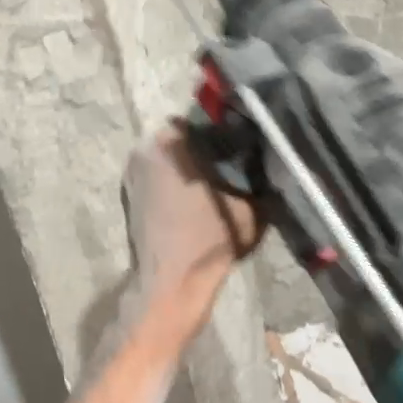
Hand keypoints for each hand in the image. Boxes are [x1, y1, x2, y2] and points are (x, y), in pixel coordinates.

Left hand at [122, 124, 262, 323]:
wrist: (173, 286)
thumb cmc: (210, 240)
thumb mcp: (251, 204)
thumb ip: (261, 174)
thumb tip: (272, 157)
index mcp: (169, 142)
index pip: (201, 117)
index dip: (225, 128)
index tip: (244, 144)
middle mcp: (143, 150)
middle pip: (183, 136)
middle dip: (207, 147)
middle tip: (236, 162)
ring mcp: (131, 175)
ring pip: (170, 158)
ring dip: (191, 166)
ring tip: (220, 183)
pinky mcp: (130, 199)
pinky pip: (159, 178)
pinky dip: (177, 183)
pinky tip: (199, 200)